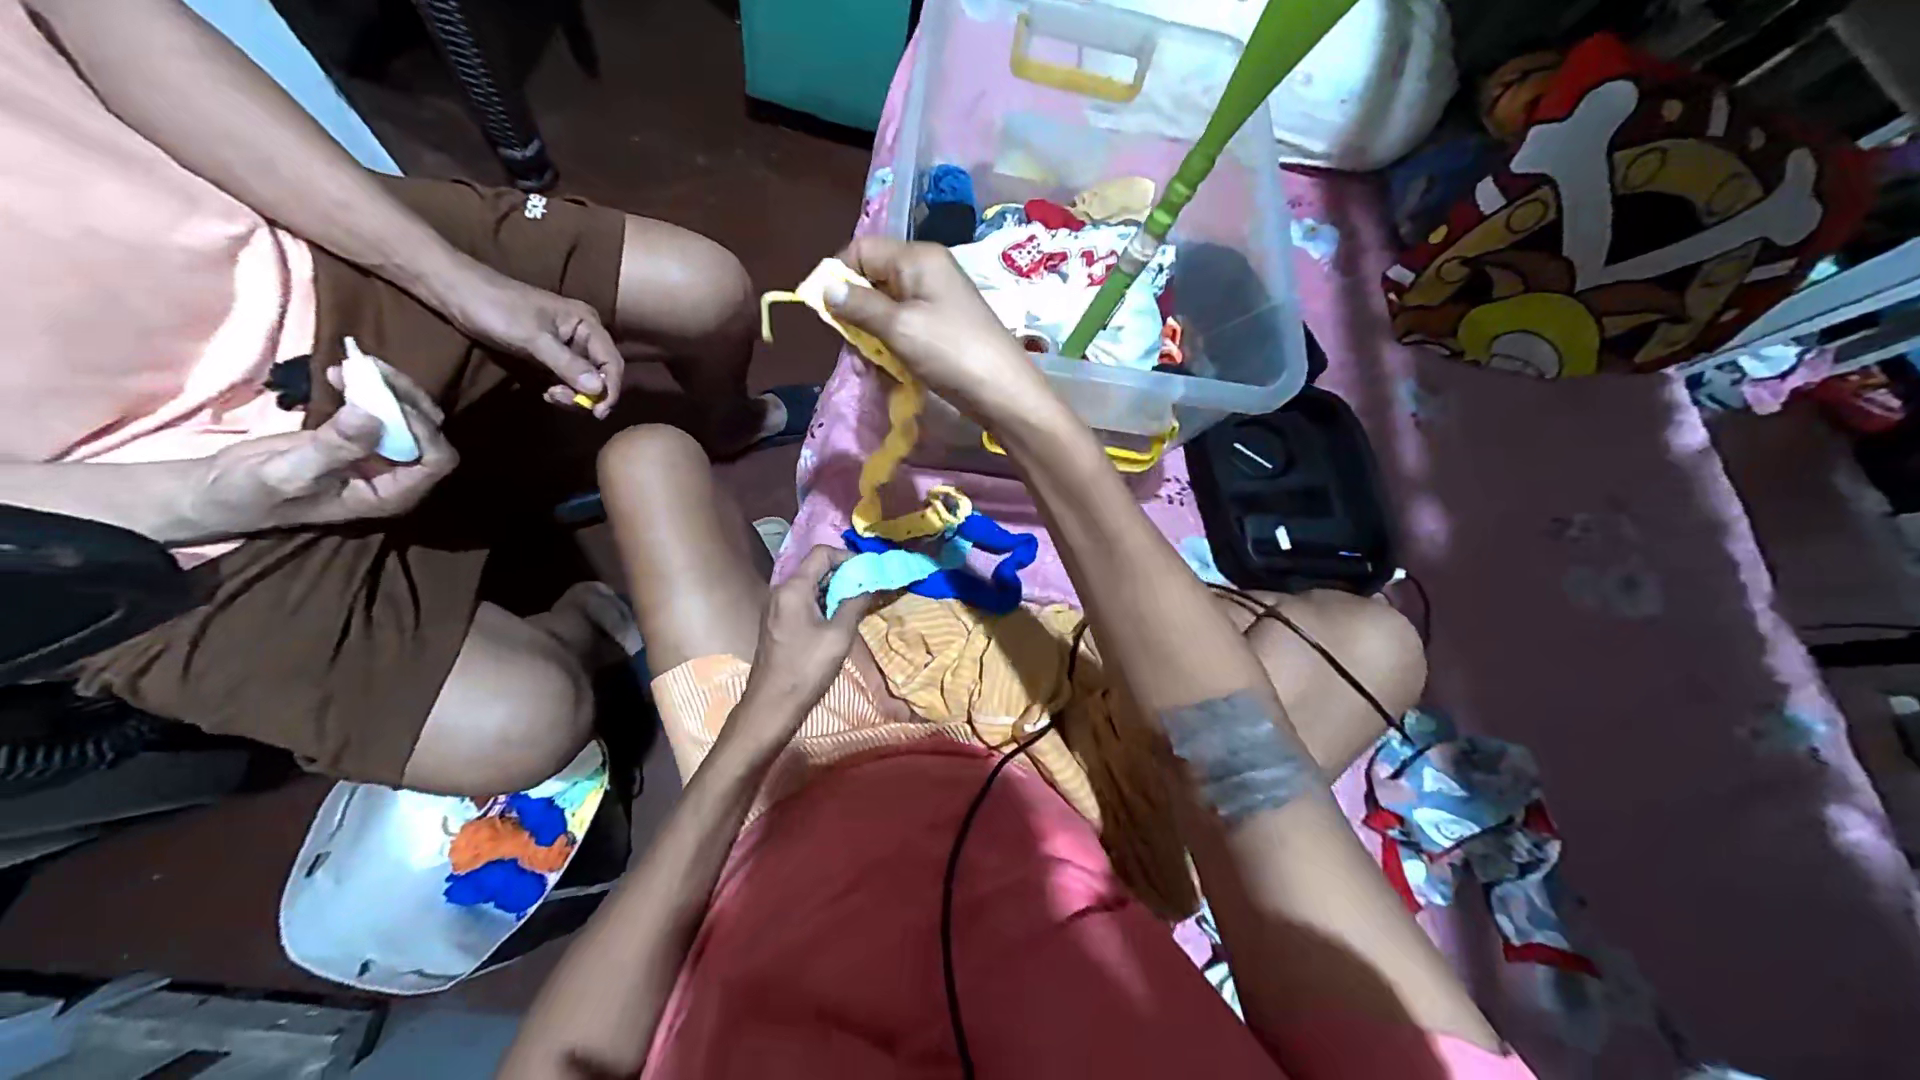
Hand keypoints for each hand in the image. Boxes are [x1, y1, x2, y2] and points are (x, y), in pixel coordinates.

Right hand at [189, 359, 457, 538]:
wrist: (222, 490)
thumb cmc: (254, 494)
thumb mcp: (289, 473)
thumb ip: (333, 448)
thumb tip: (372, 415)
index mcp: (395, 493)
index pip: (437, 459)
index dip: (423, 430)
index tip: (386, 400)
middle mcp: (400, 475)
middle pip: (429, 432)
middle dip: (406, 398)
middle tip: (370, 369)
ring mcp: (384, 456)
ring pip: (410, 417)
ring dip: (389, 388)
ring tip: (355, 364)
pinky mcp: (364, 438)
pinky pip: (382, 411)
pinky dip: (370, 389)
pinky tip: (341, 372)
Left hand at [432, 260, 624, 418]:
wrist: (457, 292)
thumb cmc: (496, 308)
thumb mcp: (533, 339)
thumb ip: (567, 364)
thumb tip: (598, 390)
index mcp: (587, 324)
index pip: (613, 362)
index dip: (611, 389)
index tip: (598, 412)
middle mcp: (584, 335)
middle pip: (602, 373)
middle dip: (589, 393)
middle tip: (564, 401)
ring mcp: (568, 346)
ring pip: (586, 380)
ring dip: (573, 394)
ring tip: (551, 395)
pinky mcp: (551, 354)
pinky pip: (568, 378)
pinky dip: (562, 390)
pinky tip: (547, 392)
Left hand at [732, 547, 876, 742]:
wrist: (772, 705)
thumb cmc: (806, 669)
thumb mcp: (839, 635)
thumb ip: (856, 603)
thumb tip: (872, 582)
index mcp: (793, 588)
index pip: (822, 553)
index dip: (848, 557)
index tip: (870, 573)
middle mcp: (781, 590)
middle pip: (816, 567)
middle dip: (845, 573)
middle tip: (869, 589)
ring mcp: (777, 606)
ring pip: (811, 585)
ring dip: (836, 590)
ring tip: (858, 605)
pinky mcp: (778, 622)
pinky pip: (804, 601)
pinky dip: (824, 603)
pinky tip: (839, 620)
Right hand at [826, 236, 1061, 427]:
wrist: (1003, 391)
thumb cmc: (950, 352)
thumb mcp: (899, 328)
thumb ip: (859, 306)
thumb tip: (824, 286)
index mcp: (917, 258)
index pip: (862, 249)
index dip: (838, 275)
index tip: (824, 312)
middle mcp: (927, 271)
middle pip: (873, 280)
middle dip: (855, 315)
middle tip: (853, 352)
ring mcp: (936, 300)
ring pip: (886, 309)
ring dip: (872, 338)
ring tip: (872, 370)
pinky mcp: (942, 327)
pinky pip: (904, 328)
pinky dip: (892, 348)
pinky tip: (891, 372)